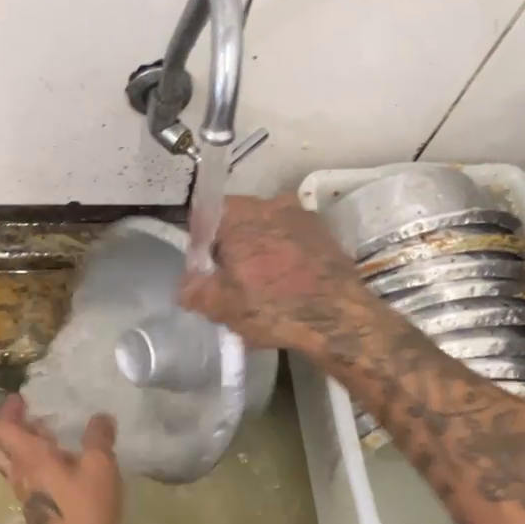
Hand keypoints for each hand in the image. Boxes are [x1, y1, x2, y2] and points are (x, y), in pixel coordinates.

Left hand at [0, 395, 123, 523]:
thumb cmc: (84, 509)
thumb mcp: (100, 468)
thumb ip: (99, 439)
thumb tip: (100, 417)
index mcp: (30, 458)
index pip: (3, 428)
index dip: (8, 410)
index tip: (21, 398)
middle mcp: (20, 474)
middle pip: (1, 446)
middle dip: (12, 428)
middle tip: (32, 417)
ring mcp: (25, 494)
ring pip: (11, 464)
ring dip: (22, 447)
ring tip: (48, 437)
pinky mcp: (35, 509)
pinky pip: (25, 479)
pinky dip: (34, 465)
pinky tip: (61, 465)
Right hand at [180, 194, 371, 352]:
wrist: (339, 320)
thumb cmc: (272, 307)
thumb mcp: (220, 306)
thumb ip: (193, 290)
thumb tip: (185, 285)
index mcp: (240, 213)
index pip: (206, 216)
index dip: (200, 244)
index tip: (204, 270)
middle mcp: (272, 203)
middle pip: (239, 222)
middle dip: (231, 248)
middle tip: (230, 283)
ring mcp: (304, 217)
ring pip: (268, 231)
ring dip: (260, 253)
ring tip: (261, 289)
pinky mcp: (326, 235)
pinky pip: (293, 242)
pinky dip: (285, 258)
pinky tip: (286, 287)